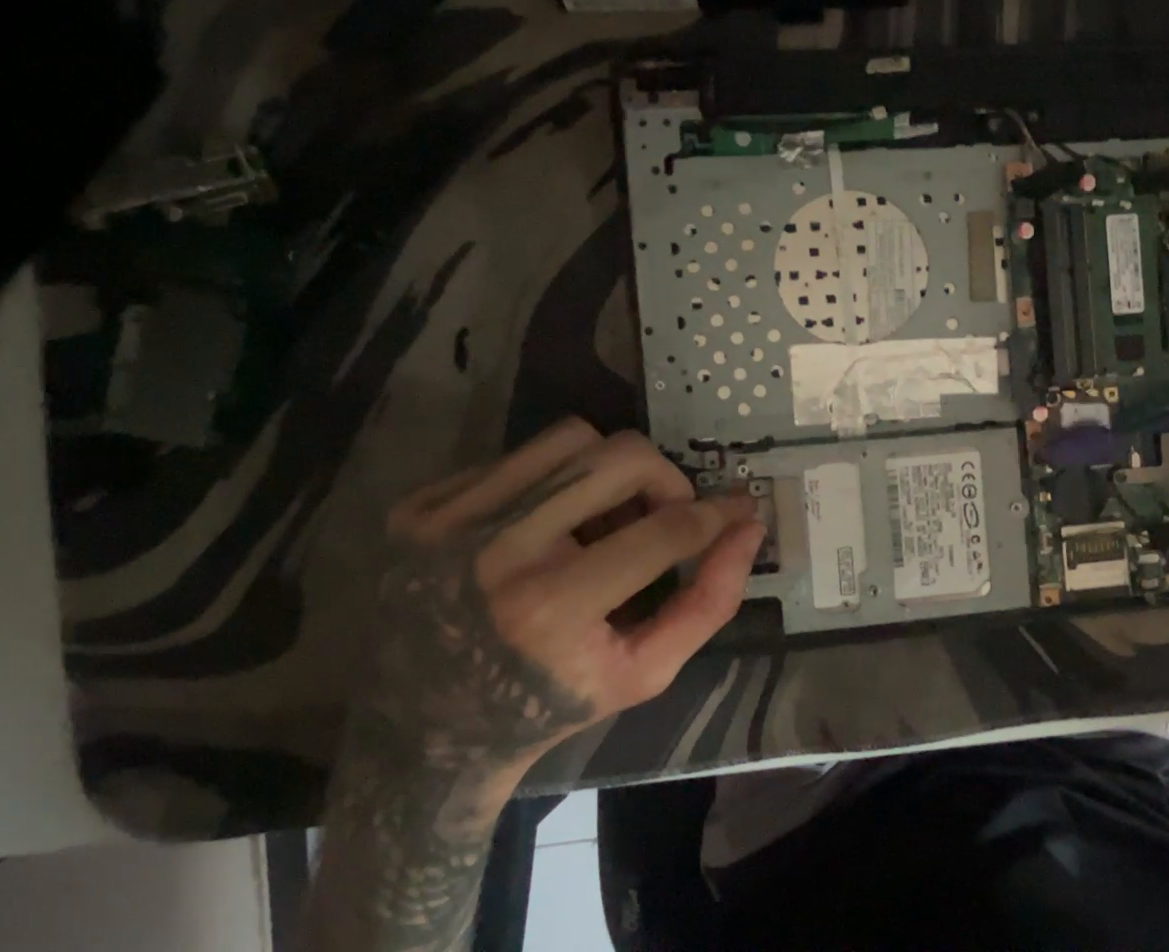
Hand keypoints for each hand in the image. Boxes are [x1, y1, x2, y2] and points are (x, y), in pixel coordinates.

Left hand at [363, 418, 764, 769]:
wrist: (424, 732)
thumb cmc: (546, 708)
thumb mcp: (642, 673)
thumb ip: (707, 601)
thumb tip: (749, 528)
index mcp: (553, 607)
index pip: (666, 530)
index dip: (716, 515)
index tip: (739, 508)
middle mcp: (497, 549)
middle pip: (621, 457)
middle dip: (665, 480)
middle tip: (666, 514)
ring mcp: (449, 519)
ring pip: (572, 437)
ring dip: (609, 470)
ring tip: (603, 519)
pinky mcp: (420, 505)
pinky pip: (518, 456)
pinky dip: (553, 481)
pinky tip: (548, 527)